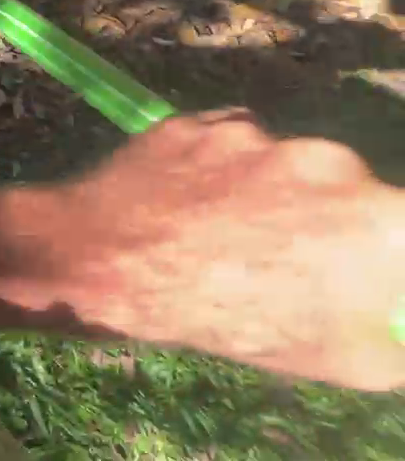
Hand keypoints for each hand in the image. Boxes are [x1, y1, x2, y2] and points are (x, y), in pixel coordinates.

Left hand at [41, 111, 404, 390]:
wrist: (106, 258)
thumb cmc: (229, 316)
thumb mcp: (351, 359)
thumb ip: (397, 337)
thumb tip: (395, 321)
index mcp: (386, 217)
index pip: (401, 225)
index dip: (381, 248)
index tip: (352, 259)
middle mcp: (326, 160)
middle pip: (348, 185)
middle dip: (328, 212)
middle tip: (287, 245)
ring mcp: (249, 134)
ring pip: (278, 158)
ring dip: (267, 183)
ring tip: (224, 222)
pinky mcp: (189, 121)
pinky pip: (219, 140)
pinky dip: (214, 161)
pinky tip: (190, 193)